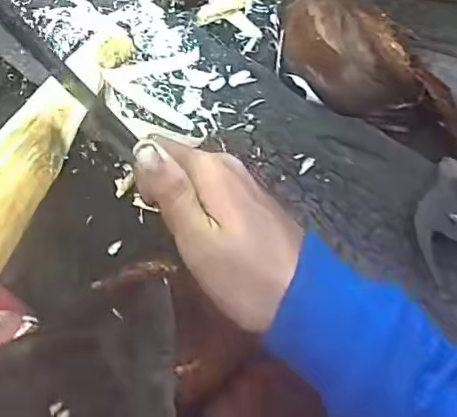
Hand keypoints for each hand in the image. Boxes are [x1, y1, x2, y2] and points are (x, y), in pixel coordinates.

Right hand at [134, 137, 304, 333]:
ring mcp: (245, 180)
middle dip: (165, 186)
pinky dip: (205, 205)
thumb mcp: (196, 237)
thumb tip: (142, 147)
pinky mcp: (256, 199)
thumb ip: (169, 189)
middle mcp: (226, 163)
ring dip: (185, 198)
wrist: (314, 309)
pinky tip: (213, 236)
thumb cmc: (246, 277)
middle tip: (172, 229)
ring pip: (195, 175)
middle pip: (177, 159)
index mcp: (208, 166)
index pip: (156, 146)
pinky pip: (215, 189)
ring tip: (191, 236)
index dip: (145, 174)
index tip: (151, 209)